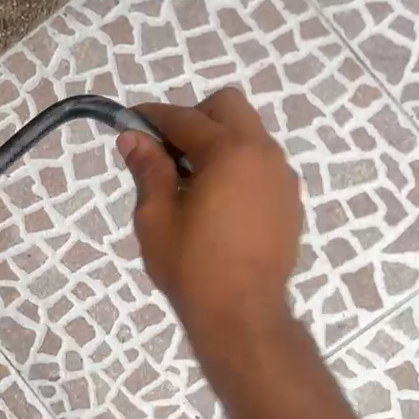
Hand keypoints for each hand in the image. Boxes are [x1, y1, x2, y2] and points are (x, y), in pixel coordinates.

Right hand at [118, 88, 304, 356]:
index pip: (184, 118)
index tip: (129, 122)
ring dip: (215, 142)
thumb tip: (133, 138)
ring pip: (248, 133)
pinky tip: (214, 204)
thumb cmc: (190, 266)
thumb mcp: (156, 218)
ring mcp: (281, 174)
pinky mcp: (288, 197)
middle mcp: (262, 152)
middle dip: (192, 118)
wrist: (241, 311)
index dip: (152, 117)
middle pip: (227, 107)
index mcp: (228, 152)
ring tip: (188, 183)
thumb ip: (149, 171)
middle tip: (165, 153)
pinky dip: (234, 166)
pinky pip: (259, 163)